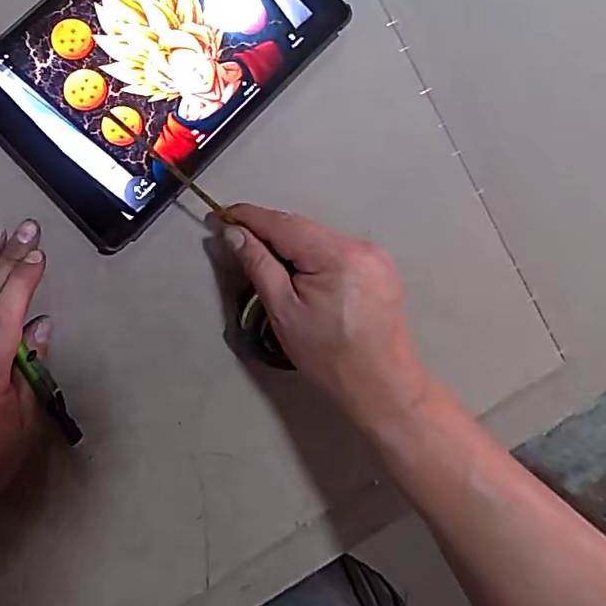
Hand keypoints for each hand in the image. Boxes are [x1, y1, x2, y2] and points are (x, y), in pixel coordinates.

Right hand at [222, 204, 435, 429]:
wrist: (384, 389)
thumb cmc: (330, 357)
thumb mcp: (283, 311)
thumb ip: (257, 264)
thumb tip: (234, 233)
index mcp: (337, 255)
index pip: (282, 223)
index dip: (248, 216)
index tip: (220, 216)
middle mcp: (360, 246)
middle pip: (300, 226)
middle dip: (266, 230)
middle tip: (235, 239)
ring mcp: (375, 255)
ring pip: (316, 235)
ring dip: (287, 242)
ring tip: (264, 260)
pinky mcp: (380, 267)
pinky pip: (333, 247)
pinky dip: (310, 252)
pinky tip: (297, 271)